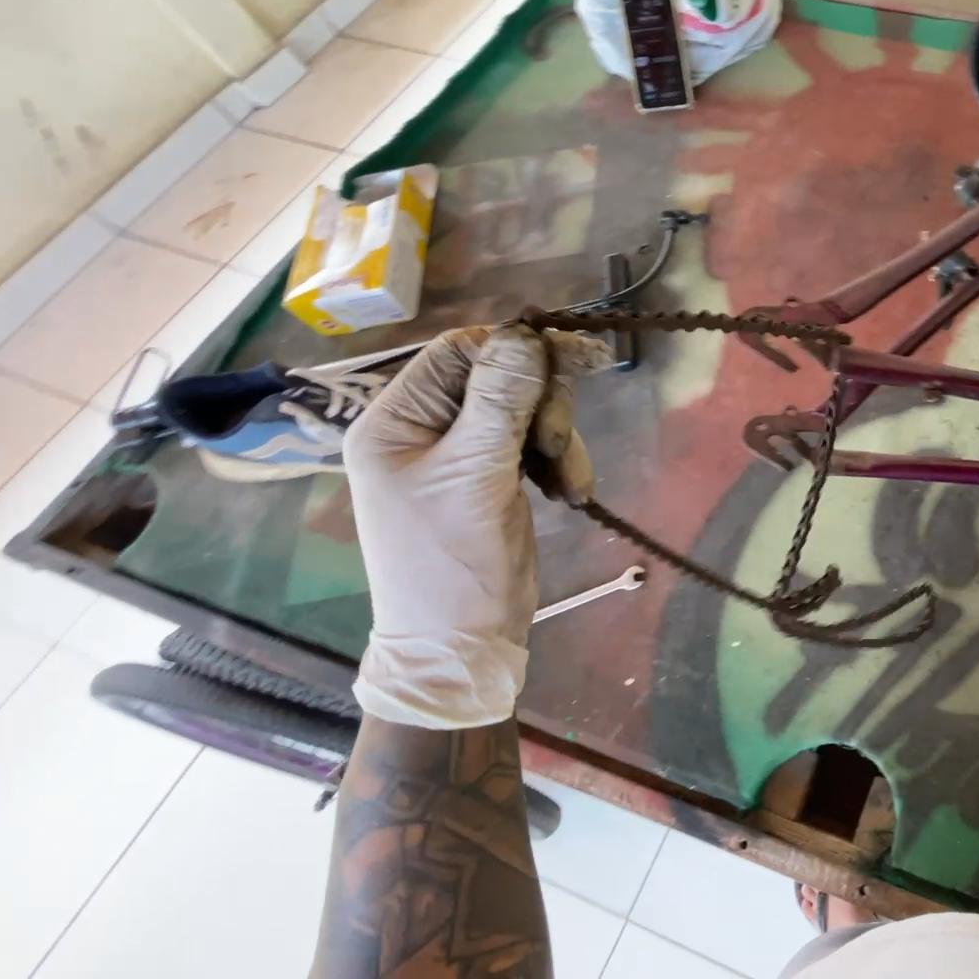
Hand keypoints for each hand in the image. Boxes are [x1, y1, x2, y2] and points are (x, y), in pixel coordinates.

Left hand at [345, 325, 608, 728]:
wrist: (463, 642)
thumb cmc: (453, 562)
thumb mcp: (476, 476)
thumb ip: (501, 402)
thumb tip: (527, 336)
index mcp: (396, 419)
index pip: (460, 351)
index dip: (520, 348)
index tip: (582, 356)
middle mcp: (427, 427)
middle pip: (504, 378)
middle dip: (546, 408)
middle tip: (560, 450)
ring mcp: (464, 451)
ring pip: (531, 410)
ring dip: (561, 441)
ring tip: (569, 487)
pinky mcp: (496, 474)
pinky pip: (539, 443)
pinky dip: (563, 462)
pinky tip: (569, 493)